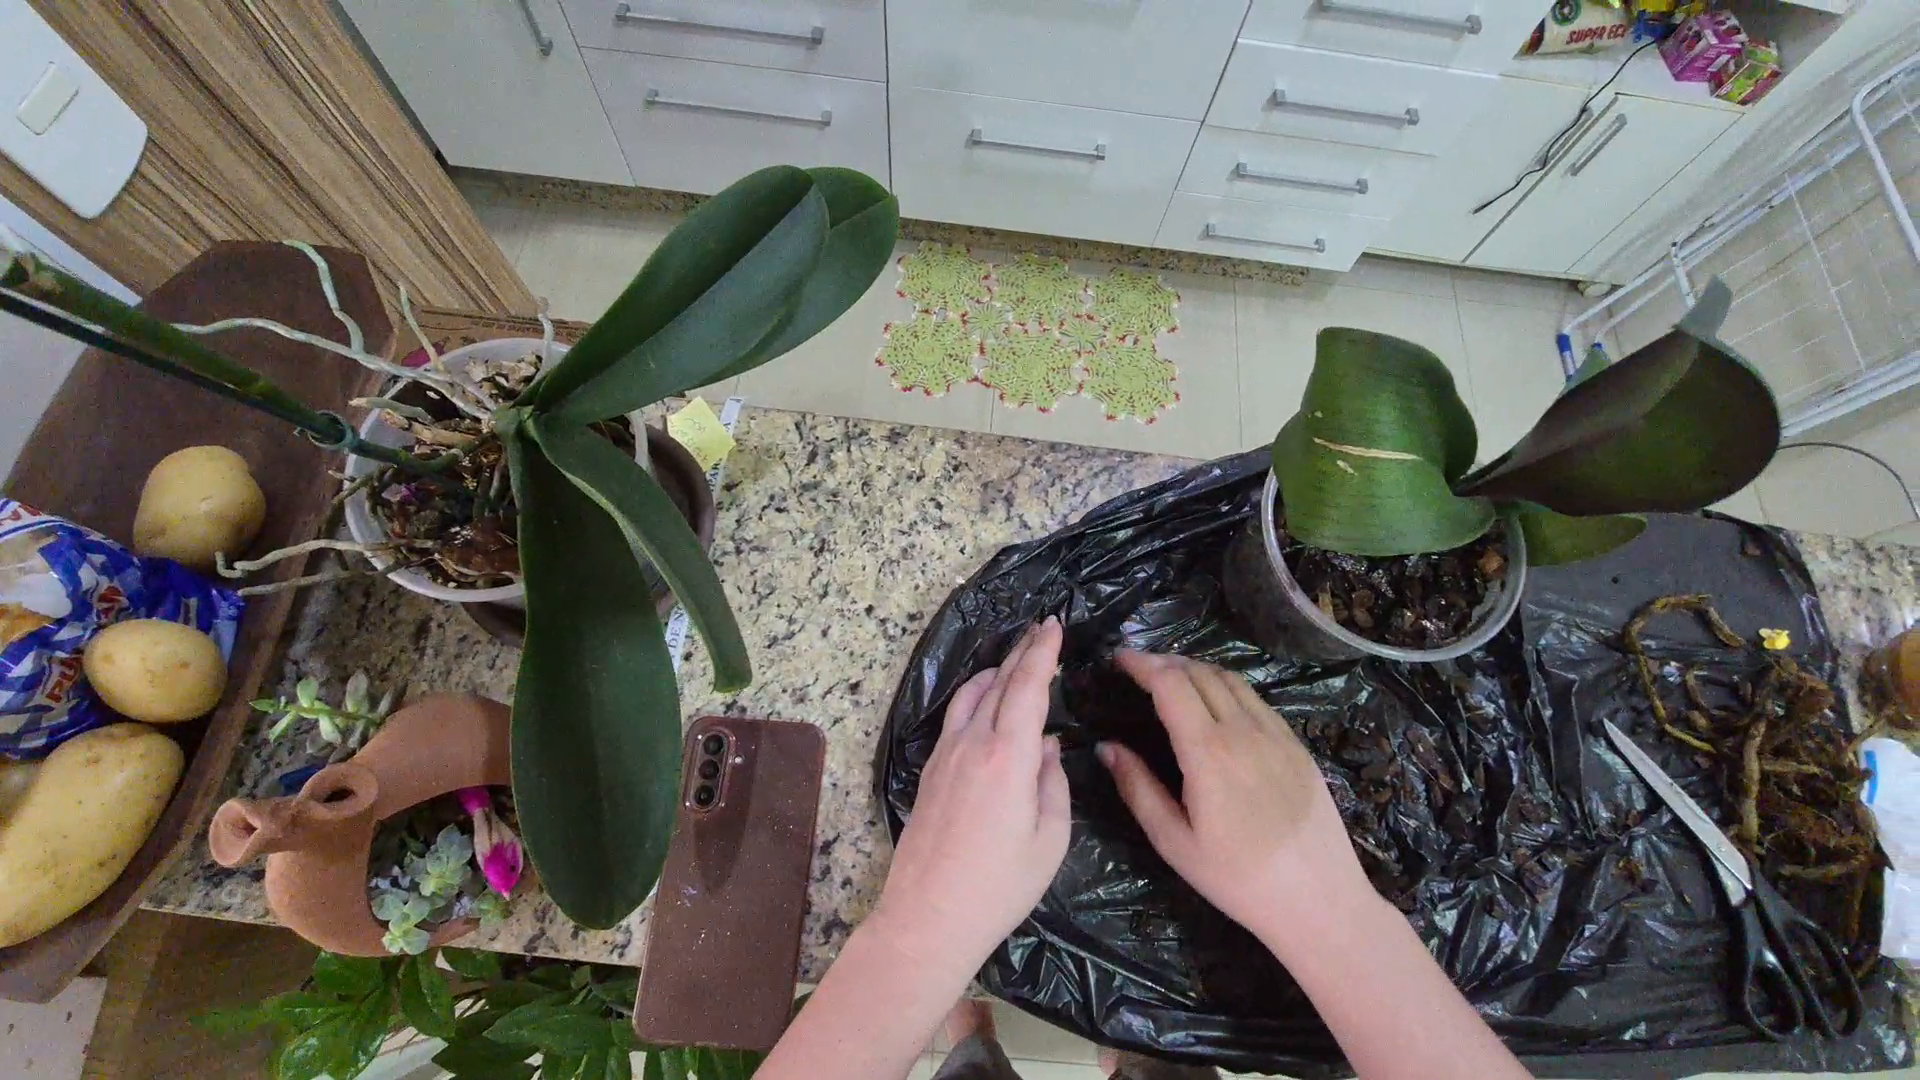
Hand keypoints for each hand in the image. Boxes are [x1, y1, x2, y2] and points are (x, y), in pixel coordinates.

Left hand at [871, 618, 1070, 978]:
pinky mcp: (930, 770)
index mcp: (1009, 756)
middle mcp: (973, 743)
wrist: (928, 915)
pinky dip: (975, 695)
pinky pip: (955, 717)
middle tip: (1041, 628)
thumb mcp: (1049, 840)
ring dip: (996, 670)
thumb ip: (1053, 784)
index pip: (1028, 688)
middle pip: (999, 683)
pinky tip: (984, 700)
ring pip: (971, 695)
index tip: (1053, 625)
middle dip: (1023, 652)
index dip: (1042, 653)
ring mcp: (945, 755)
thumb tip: (1049, 746)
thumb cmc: (1000, 885)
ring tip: (1014, 658)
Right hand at [1097, 651, 1371, 937]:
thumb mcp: (1174, 842)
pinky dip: (1226, 687)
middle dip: (1164, 662)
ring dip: (1195, 669)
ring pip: (1231, 680)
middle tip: (1138, 668)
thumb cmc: (1238, 879)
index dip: (1141, 664)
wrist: (1322, 903)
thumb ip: (1137, 788)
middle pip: (1199, 673)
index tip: (1119, 658)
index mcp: (1208, 752)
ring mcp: (1276, 735)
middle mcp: (1244, 731)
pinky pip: (1256, 699)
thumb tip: (1106, 747)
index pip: (1170, 684)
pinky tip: (1216, 703)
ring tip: (1172, 677)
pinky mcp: (1297, 746)